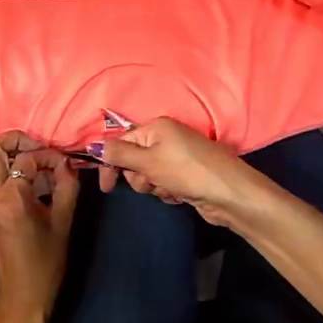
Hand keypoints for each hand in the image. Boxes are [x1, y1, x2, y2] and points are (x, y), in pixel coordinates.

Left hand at [0, 131, 79, 322]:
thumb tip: (68, 163)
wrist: (22, 295)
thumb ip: (67, 187)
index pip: (26, 156)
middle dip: (18, 140)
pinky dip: (17, 170)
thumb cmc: (45, 263)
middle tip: (44, 150)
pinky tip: (40, 184)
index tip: (66, 165)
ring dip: (18, 155)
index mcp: (10, 196)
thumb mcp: (63, 222)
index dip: (49, 154)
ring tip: (47, 168)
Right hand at [96, 118, 267, 228]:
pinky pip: (163, 183)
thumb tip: (93, 145)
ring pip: (147, 175)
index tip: (106, 186)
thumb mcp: (148, 162)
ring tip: (170, 189)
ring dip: (153, 186)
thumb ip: (119, 154)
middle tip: (151, 182)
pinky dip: (167, 191)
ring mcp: (177, 157)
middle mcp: (166, 138)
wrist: (229, 194)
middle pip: (133, 159)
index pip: (121, 142)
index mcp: (156, 127)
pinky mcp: (185, 175)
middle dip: (138, 176)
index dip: (111, 163)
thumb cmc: (187, 172)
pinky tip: (180, 195)